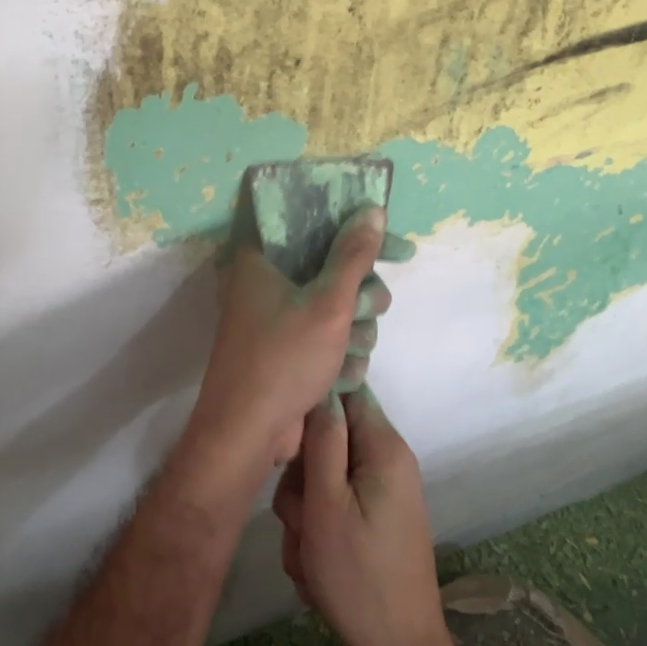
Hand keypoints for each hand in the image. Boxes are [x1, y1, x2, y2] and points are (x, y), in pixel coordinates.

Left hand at [187, 206, 395, 469]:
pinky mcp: (293, 347)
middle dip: (361, 298)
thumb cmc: (282, 361)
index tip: (399, 249)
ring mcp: (281, 315)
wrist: (247, 435)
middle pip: (338, 268)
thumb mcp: (328, 304)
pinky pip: (334, 335)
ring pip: (344, 306)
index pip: (320, 223)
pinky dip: (343, 354)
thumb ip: (354, 255)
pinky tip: (339, 375)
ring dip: (355, 332)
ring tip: (345, 356)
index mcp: (263, 256)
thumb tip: (373, 210)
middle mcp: (269, 279)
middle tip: (365, 312)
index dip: (362, 233)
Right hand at [274, 388, 456, 645]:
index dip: (312, 410)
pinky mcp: (373, 520)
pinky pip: (334, 511)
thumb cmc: (359, 575)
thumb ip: (321, 443)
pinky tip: (320, 566)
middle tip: (303, 520)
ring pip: (322, 482)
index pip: (345, 395)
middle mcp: (387, 462)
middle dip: (302, 483)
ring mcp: (381, 493)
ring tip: (311, 552)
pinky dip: (320, 536)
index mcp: (384, 448)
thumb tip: (320, 390)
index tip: (290, 445)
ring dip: (306, 517)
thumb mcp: (327, 506)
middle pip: (327, 444)